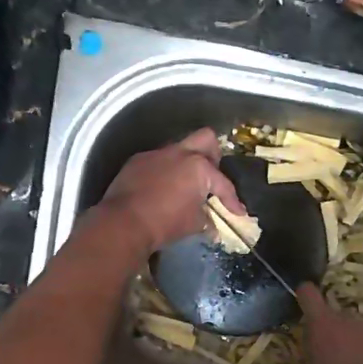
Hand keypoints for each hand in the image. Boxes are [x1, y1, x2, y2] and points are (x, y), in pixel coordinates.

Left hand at [92, 128, 246, 254]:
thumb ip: (207, 218)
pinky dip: (165, 172)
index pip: (223, 183)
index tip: (238, 212)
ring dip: (186, 164)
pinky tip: (162, 189)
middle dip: (213, 156)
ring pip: (179, 149)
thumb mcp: (194, 224)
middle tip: (212, 178)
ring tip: (185, 185)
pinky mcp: (138, 161)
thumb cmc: (165, 223)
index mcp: (199, 167)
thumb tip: (211, 224)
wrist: (123, 222)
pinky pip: (158, 161)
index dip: (233, 201)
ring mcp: (157, 154)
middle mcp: (180, 153)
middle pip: (206, 139)